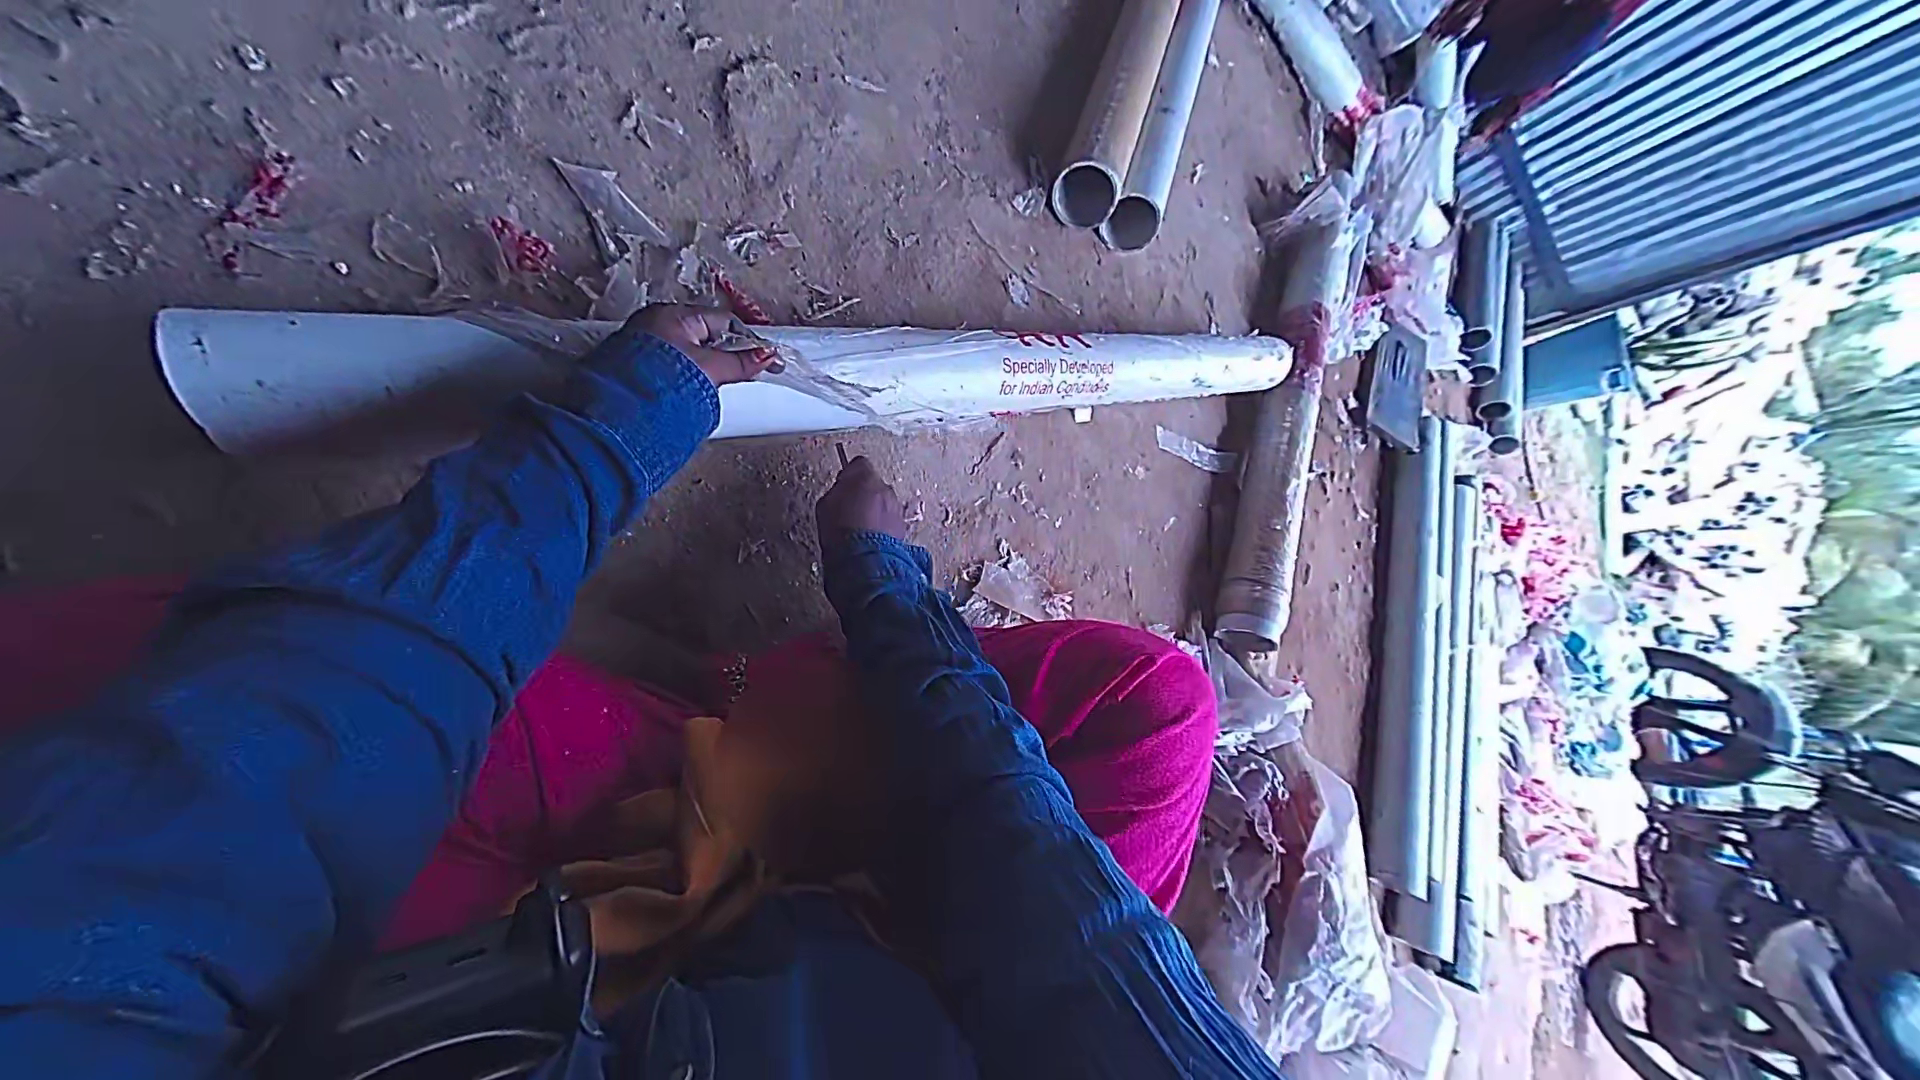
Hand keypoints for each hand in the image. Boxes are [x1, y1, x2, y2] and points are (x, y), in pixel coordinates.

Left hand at [625, 303, 777, 386]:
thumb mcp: (710, 368)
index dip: (746, 340)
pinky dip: (688, 375)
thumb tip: (765, 356)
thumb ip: (741, 363)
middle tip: (742, 372)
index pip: (723, 322)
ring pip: (690, 351)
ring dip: (706, 366)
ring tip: (717, 382)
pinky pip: (673, 365)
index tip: (763, 356)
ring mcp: (644, 345)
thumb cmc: (658, 380)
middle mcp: (655, 323)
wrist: (623, 412)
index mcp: (673, 315)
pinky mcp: (638, 367)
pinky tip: (694, 389)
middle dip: (725, 354)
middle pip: (705, 336)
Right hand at [815, 455, 906, 545]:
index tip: (844, 482)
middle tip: (851, 507)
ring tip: (861, 526)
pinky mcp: (902, 525)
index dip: (851, 473)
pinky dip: (884, 524)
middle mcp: (884, 488)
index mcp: (864, 477)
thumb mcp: (825, 505)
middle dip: (865, 492)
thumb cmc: (840, 531)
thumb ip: (836, 491)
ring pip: (885, 502)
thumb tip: (840, 492)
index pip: (859, 464)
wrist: (862, 557)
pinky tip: (871, 536)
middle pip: (874, 483)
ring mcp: (895, 507)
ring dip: (876, 509)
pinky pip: (892, 519)